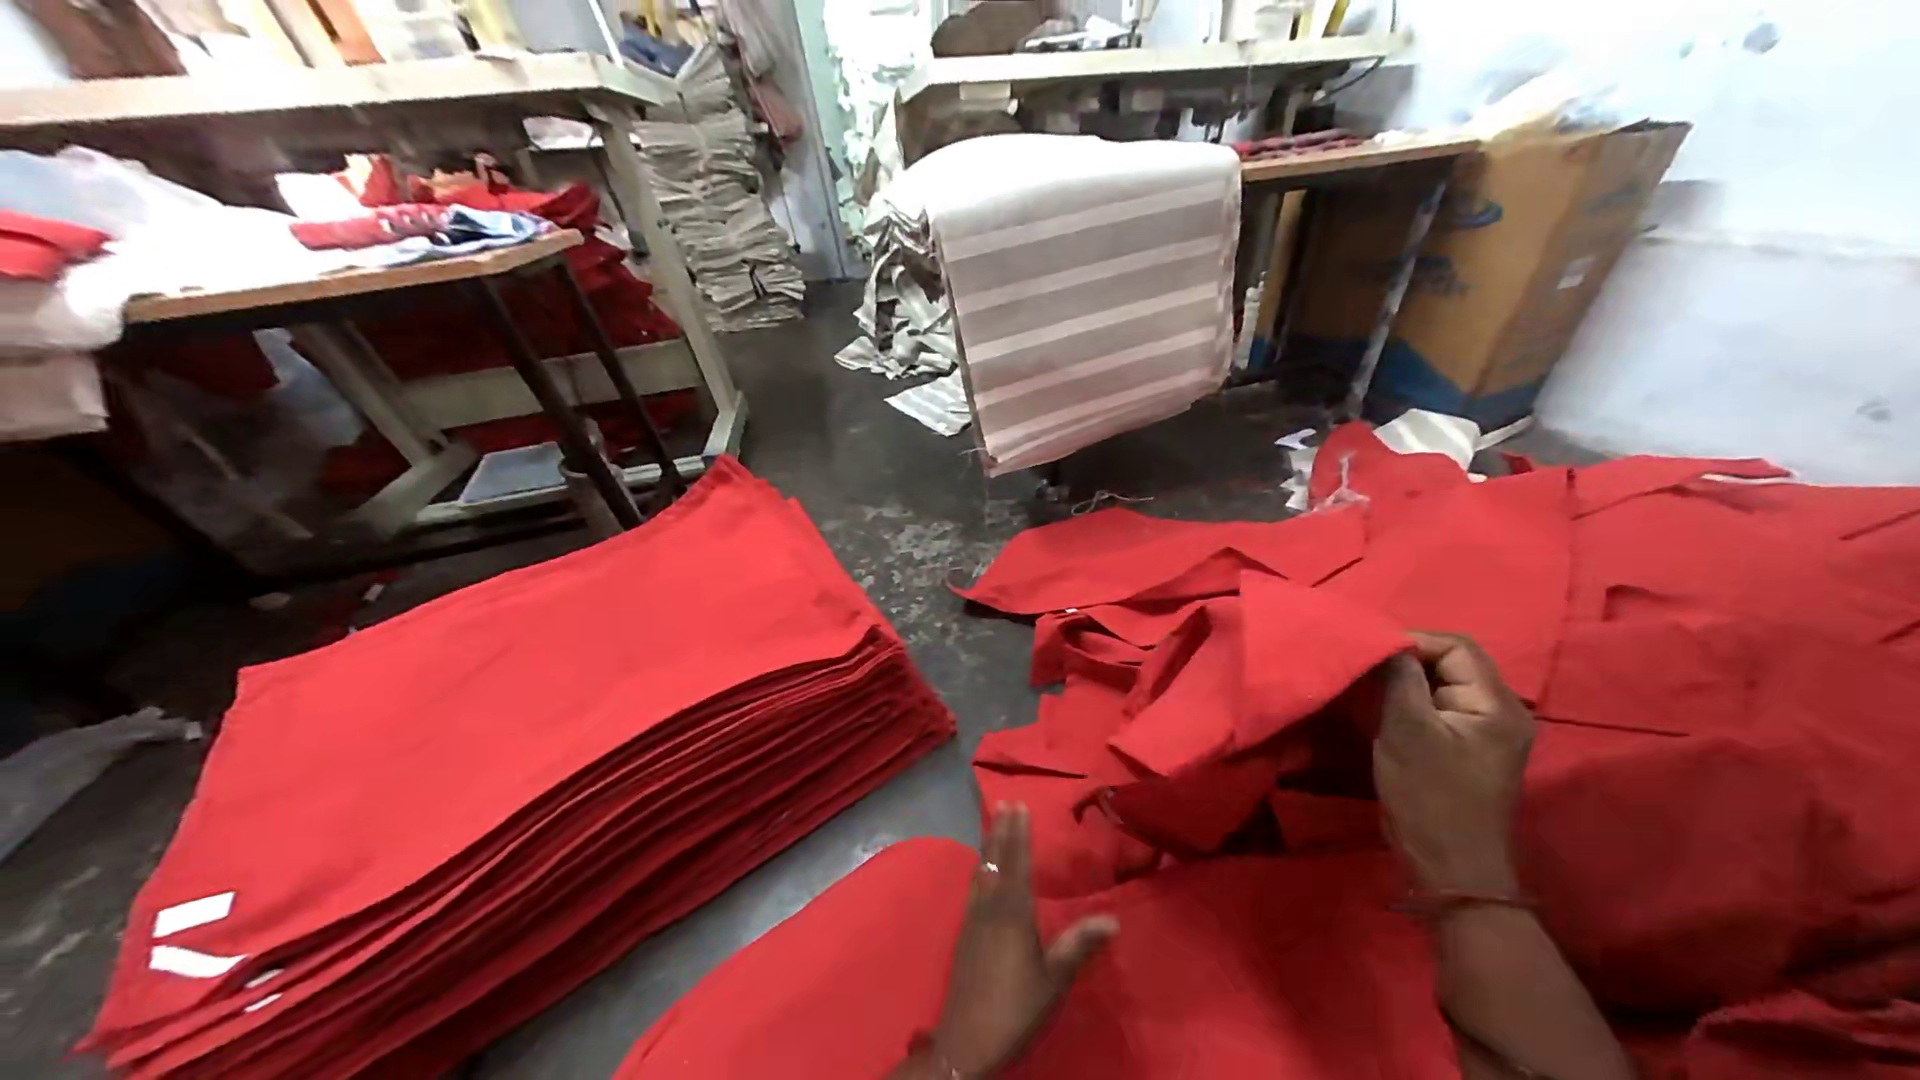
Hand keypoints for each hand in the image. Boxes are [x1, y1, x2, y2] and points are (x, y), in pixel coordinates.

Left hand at [929, 803, 1117, 1077]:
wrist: (966, 1039)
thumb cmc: (1016, 1007)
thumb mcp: (1054, 979)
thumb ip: (1079, 945)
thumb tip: (1112, 919)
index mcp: (1013, 913)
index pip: (1018, 863)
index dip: (1019, 834)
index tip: (1019, 806)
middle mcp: (990, 907)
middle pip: (996, 860)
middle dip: (1002, 831)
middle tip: (1005, 804)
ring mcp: (973, 919)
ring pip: (982, 870)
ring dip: (989, 846)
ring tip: (993, 826)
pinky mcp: (964, 933)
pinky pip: (973, 887)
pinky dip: (979, 868)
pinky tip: (979, 871)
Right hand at [1373, 632, 1534, 896]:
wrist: (1450, 866)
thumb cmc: (1429, 795)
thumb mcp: (1407, 730)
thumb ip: (1400, 679)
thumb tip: (1387, 643)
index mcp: (1497, 705)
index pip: (1456, 647)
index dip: (1411, 641)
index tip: (1370, 653)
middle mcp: (1503, 712)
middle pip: (1454, 663)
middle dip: (1407, 659)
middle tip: (1366, 667)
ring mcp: (1488, 732)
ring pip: (1445, 684)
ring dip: (1408, 680)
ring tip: (1371, 685)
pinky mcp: (1470, 747)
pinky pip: (1441, 706)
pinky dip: (1413, 699)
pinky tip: (1386, 708)